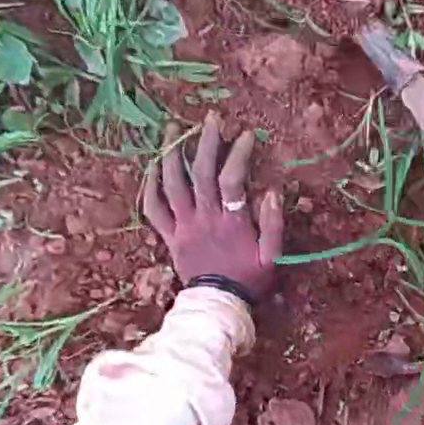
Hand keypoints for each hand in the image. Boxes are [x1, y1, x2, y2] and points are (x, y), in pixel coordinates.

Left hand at [142, 120, 284, 298]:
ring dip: (172, 154)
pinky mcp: (169, 236)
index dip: (239, 154)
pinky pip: (154, 209)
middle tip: (210, 119)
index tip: (247, 134)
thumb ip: (273, 224)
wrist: (218, 305)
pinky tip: (152, 167)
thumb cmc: (248, 280)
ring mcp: (183, 226)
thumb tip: (273, 190)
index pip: (232, 179)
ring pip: (172, 184)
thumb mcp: (272, 256)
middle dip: (206, 142)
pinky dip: (150, 186)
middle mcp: (204, 218)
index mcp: (231, 222)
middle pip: (200, 172)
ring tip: (174, 129)